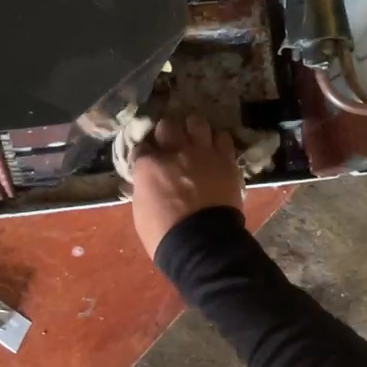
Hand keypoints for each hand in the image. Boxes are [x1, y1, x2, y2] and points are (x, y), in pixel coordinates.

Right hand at [130, 114, 242, 258]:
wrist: (203, 244)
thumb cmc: (165, 234)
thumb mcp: (141, 212)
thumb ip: (142, 188)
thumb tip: (144, 181)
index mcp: (149, 165)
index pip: (141, 146)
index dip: (144, 153)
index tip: (146, 161)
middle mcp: (174, 151)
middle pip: (167, 125)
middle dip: (167, 133)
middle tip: (170, 145)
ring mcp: (202, 153)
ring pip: (197, 122)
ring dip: (194, 130)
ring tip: (195, 140)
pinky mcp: (226, 160)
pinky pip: (222, 137)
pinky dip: (217, 142)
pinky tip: (215, 150)